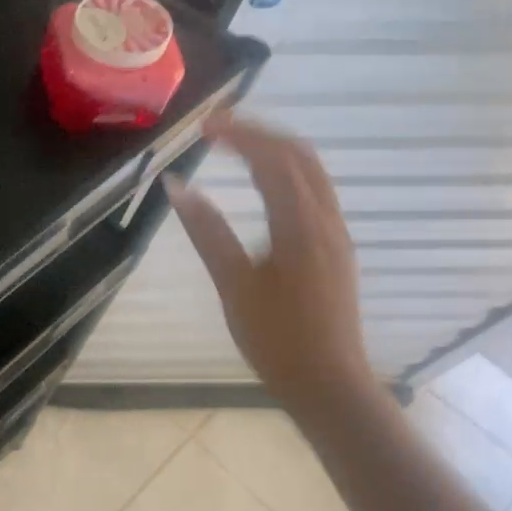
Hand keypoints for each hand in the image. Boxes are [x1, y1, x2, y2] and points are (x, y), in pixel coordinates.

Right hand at [167, 113, 373, 414]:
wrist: (329, 384)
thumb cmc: (276, 339)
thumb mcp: (233, 284)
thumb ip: (207, 230)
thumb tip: (176, 185)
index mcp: (300, 226)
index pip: (272, 160)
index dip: (238, 135)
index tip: (202, 126)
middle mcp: (326, 221)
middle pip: (300, 155)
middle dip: (260, 133)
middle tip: (217, 129)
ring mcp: (335, 235)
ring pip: (312, 172)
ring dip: (276, 149)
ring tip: (236, 147)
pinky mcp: (335, 249)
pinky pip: (315, 191)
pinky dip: (287, 172)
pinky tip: (262, 184)